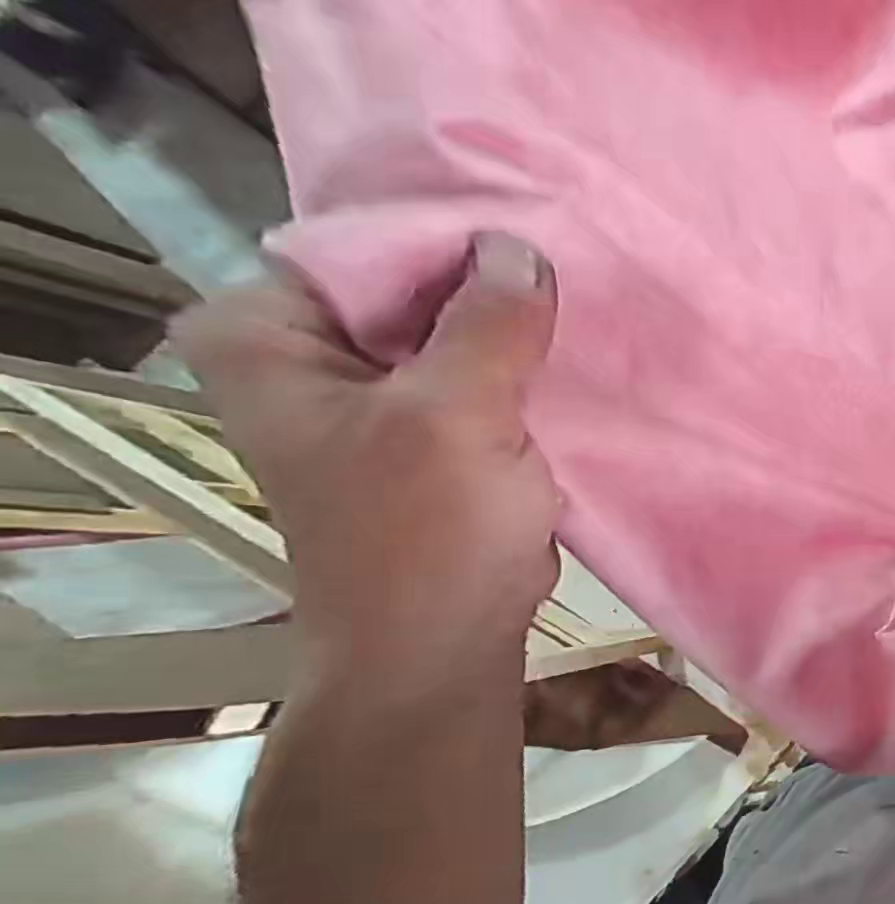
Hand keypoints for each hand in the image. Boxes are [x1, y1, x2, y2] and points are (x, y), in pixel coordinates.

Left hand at [172, 233, 560, 677]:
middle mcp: (318, 361)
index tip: (532, 233)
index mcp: (270, 338)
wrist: (445, 640)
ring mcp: (384, 403)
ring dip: (518, 336)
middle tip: (572, 266)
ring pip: (459, 340)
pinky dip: (529, 377)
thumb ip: (488, 326)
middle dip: (492, 290)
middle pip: (416, 293)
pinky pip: (487, 383)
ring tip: (584, 309)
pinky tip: (578, 363)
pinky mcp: (440, 439)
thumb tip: (521, 248)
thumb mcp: (453, 416)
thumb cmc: (425, 532)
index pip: (366, 251)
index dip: (450, 243)